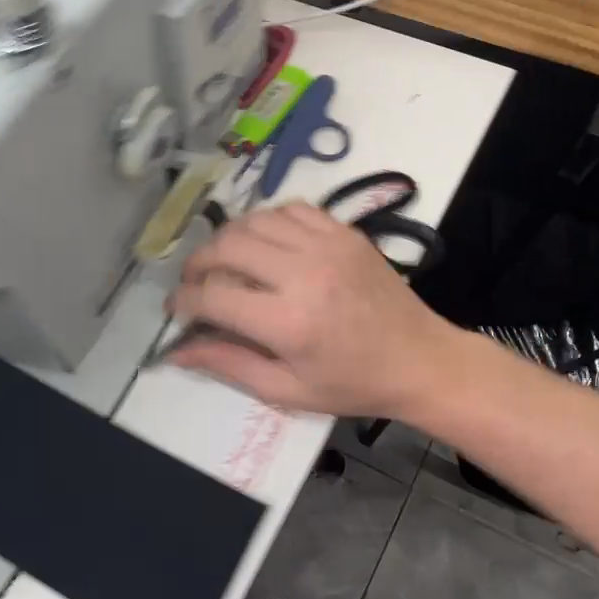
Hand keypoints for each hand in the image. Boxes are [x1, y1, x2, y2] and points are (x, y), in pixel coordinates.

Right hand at [165, 202, 463, 416]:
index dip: (183, 302)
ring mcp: (327, 246)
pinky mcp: (344, 232)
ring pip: (254, 221)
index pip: (212, 297)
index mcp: (288, 322)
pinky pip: (289, 209)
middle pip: (227, 247)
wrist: (421, 360)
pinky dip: (266, 222)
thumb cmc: (352, 385)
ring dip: (229, 239)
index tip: (176, 310)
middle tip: (195, 284)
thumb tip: (176, 351)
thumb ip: (228, 364)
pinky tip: (265, 245)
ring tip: (225, 262)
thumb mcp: (286, 389)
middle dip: (198, 264)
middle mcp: (304, 274)